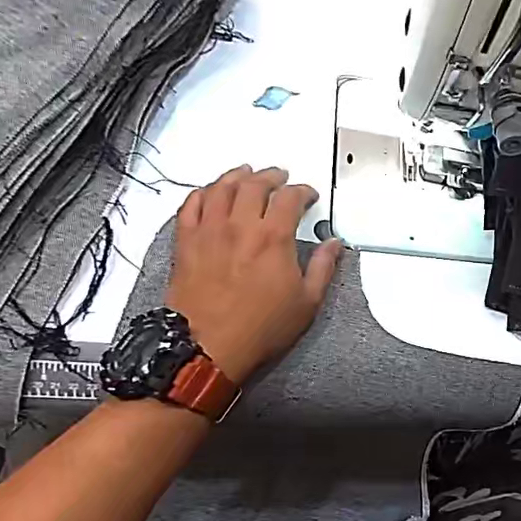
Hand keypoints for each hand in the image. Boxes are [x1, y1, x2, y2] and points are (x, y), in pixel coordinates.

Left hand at [167, 165, 342, 382]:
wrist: (208, 347)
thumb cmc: (257, 329)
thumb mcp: (306, 303)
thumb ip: (323, 268)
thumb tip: (333, 245)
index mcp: (273, 238)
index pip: (290, 197)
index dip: (302, 190)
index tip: (307, 194)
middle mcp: (239, 227)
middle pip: (255, 184)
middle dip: (271, 176)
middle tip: (279, 176)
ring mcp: (209, 231)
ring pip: (221, 188)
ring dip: (236, 176)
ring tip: (245, 173)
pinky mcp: (187, 243)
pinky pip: (190, 206)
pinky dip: (202, 193)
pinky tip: (209, 193)